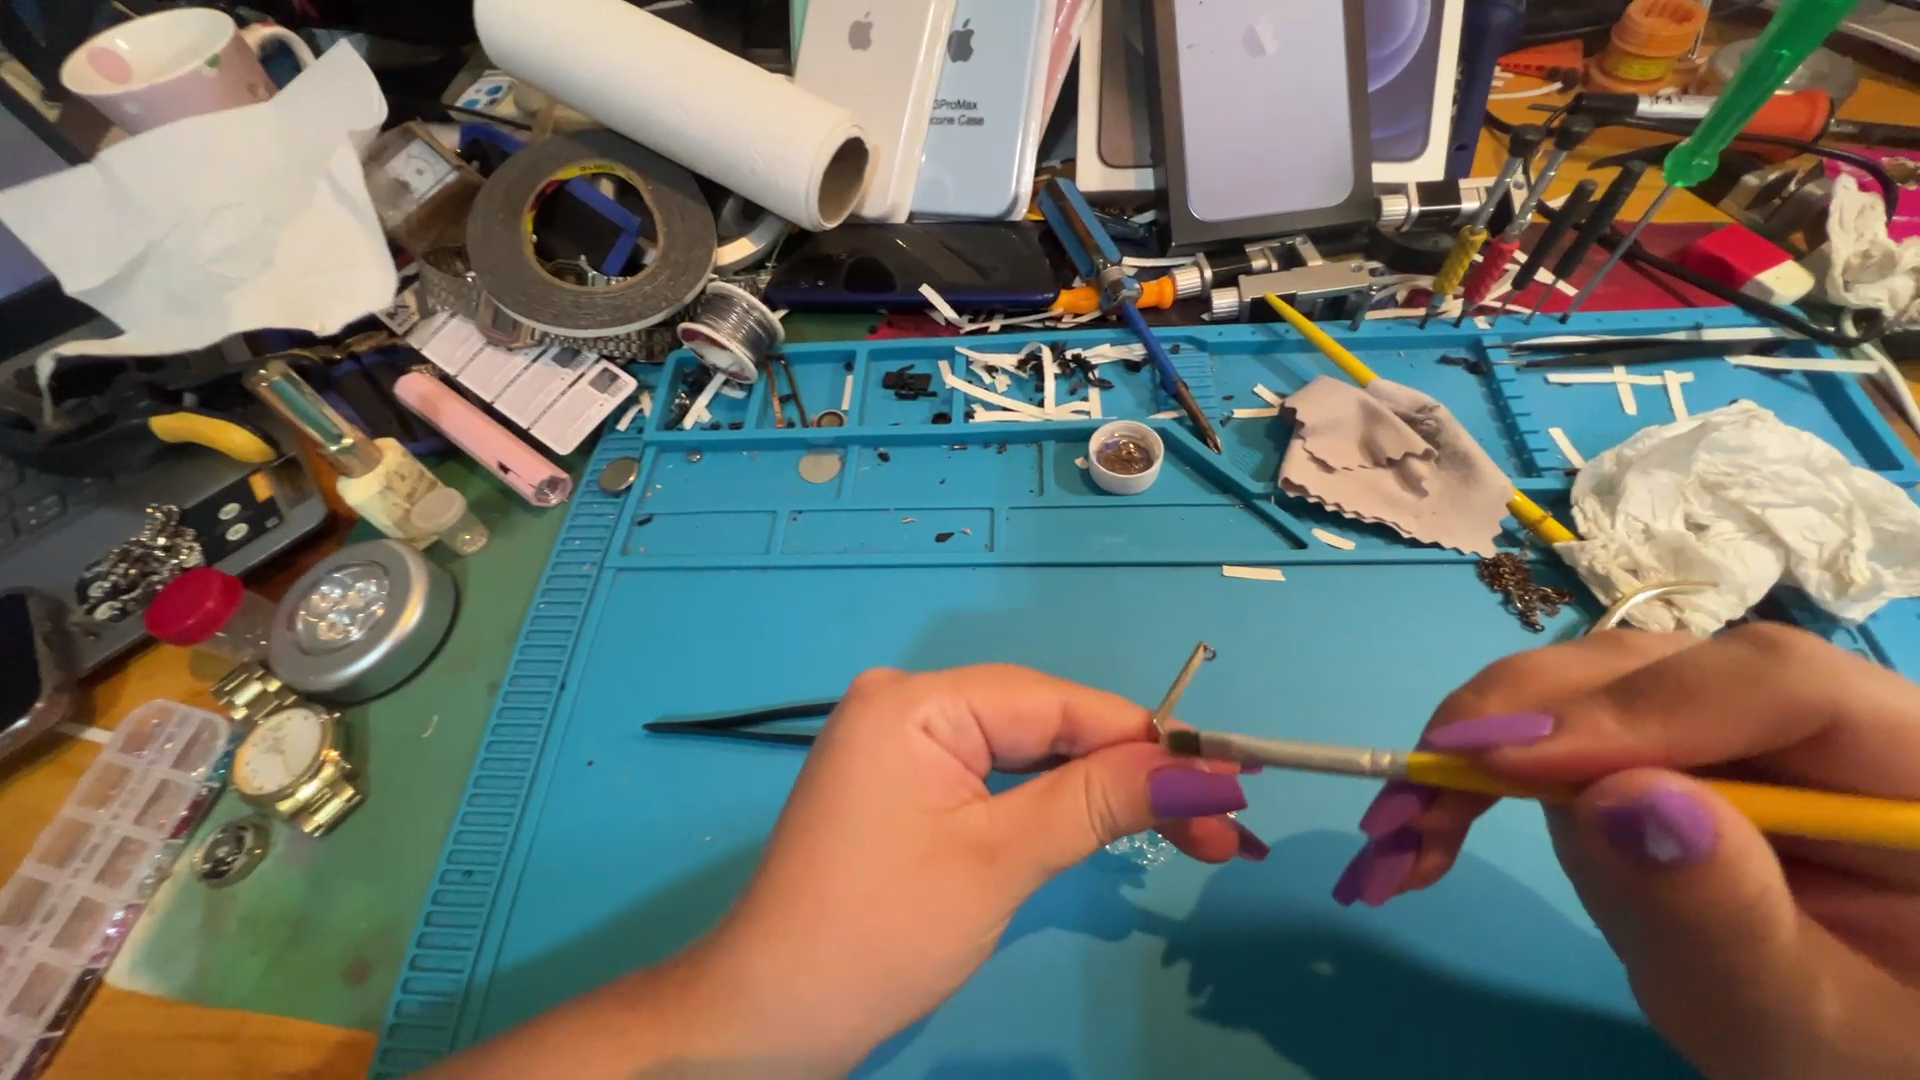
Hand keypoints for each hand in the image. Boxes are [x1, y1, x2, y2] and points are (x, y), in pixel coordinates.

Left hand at [683, 665, 1258, 1070]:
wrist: (771, 1017)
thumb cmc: (879, 934)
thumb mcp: (999, 861)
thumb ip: (1098, 802)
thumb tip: (1201, 770)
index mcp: (916, 700)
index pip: (1053, 700)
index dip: (1144, 737)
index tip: (1227, 775)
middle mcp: (908, 702)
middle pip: (1043, 722)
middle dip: (1129, 771)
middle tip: (1218, 820)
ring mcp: (904, 742)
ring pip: (1026, 750)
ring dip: (1100, 790)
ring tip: (1186, 825)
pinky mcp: (908, 782)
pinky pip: (996, 776)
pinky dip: (1053, 802)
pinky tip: (1106, 819)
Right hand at [1340, 626, 1919, 1078]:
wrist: (1857, 1065)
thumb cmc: (1868, 1065)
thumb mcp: (1809, 1030)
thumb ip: (1723, 919)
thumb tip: (1609, 798)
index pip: (1774, 686)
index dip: (1630, 708)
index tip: (1501, 766)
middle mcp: (1814, 721)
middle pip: (1646, 670)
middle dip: (1513, 726)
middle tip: (1412, 798)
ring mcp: (1720, 729)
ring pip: (1575, 693)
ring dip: (1473, 752)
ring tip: (1402, 828)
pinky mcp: (1650, 751)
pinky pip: (1548, 734)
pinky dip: (1477, 778)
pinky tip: (1430, 824)